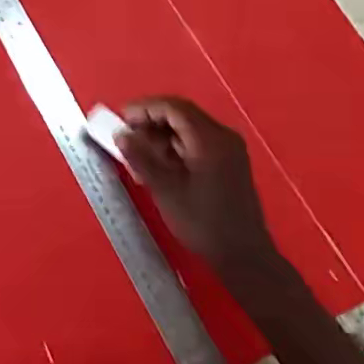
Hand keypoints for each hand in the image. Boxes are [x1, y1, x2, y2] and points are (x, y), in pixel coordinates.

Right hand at [114, 97, 277, 270]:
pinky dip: (174, 148)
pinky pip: (196, 142)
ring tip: (137, 156)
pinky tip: (157, 166)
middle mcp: (223, 136)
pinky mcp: (227, 161)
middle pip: (181, 114)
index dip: (144, 108)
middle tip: (125, 138)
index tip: (120, 119)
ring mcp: (228, 148)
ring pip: (187, 128)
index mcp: (210, 139)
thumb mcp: (166, 191)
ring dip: (160, 136)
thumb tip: (120, 134)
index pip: (173, 107)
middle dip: (150, 122)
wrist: (244, 256)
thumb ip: (141, 158)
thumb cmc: (203, 223)